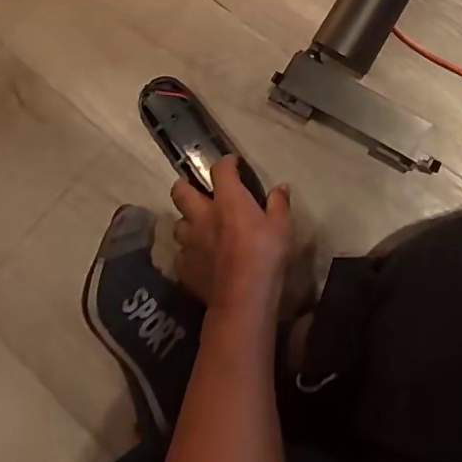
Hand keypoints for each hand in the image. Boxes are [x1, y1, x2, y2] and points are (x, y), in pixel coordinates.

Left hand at [171, 157, 293, 314]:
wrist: (242, 298)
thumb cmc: (266, 255)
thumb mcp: (282, 226)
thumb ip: (279, 204)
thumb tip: (281, 187)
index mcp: (228, 200)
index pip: (220, 171)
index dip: (225, 163)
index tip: (232, 163)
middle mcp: (202, 215)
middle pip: (180, 191)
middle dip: (186, 186)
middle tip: (200, 191)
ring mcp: (189, 242)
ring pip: (178, 223)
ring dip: (188, 221)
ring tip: (200, 227)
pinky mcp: (184, 267)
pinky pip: (182, 253)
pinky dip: (190, 252)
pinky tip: (201, 257)